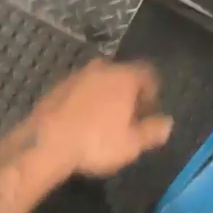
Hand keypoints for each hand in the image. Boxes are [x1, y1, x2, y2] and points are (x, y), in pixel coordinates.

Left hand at [25, 59, 173, 177]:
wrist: (45, 143)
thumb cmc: (95, 143)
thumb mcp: (132, 144)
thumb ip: (153, 131)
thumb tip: (168, 123)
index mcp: (124, 77)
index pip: (148, 73)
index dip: (152, 91)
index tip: (150, 110)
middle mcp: (102, 68)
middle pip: (124, 74)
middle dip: (129, 93)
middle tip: (130, 116)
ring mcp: (77, 75)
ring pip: (101, 80)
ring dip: (107, 95)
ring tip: (106, 121)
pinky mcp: (58, 86)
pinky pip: (81, 89)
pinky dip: (87, 100)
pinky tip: (83, 121)